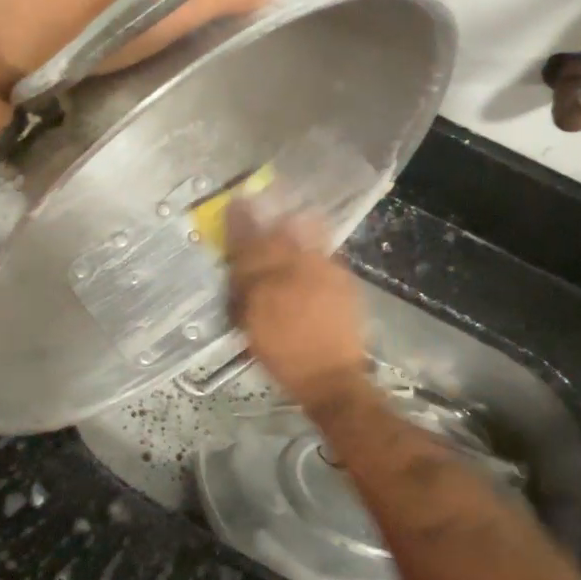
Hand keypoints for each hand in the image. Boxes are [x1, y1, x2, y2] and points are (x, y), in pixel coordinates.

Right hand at [225, 194, 370, 408]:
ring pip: (307, 234)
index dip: (241, 219)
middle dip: (269, 216)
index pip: (249, 240)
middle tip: (262, 205)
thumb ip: (243, 290)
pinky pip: (324, 252)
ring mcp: (326, 271)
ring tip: (289, 220)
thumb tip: (238, 264)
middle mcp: (298, 267)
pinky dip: (313, 247)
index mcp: (269, 280)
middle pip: (281, 229)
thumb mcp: (250, 325)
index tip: (236, 201)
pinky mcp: (344, 281)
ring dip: (295, 224)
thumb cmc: (283, 355)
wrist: (331, 378)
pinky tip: (308, 254)